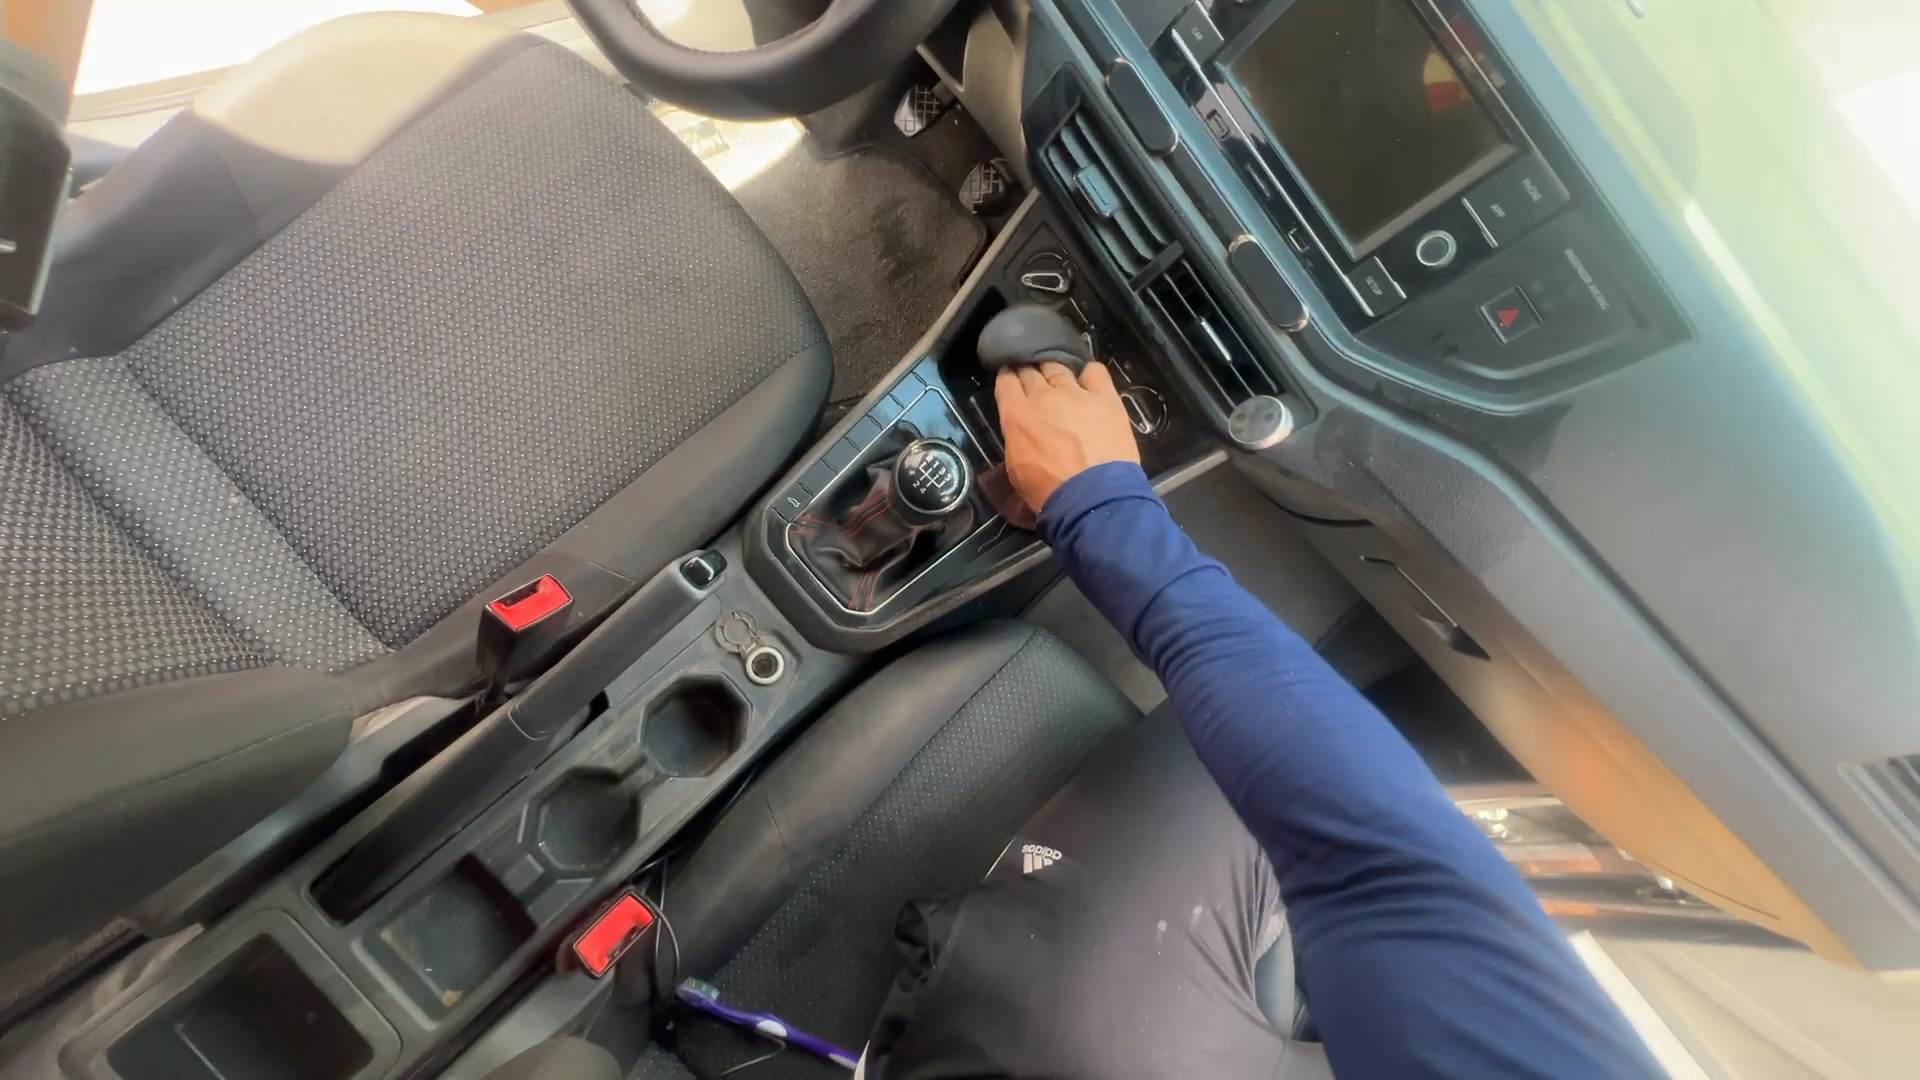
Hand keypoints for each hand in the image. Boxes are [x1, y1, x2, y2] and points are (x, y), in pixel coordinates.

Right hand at [994, 361, 1139, 511]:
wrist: (1091, 498)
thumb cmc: (1048, 492)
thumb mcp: (1016, 469)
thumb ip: (1016, 440)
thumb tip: (1022, 432)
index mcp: (1017, 415)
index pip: (1006, 383)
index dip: (1007, 378)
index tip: (1010, 378)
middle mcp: (1043, 397)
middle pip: (1031, 372)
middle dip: (1028, 372)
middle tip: (1032, 379)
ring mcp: (1076, 394)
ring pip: (1058, 369)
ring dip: (1054, 370)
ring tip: (1056, 376)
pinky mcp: (1105, 398)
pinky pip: (1095, 372)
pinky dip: (1088, 374)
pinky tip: (1088, 380)